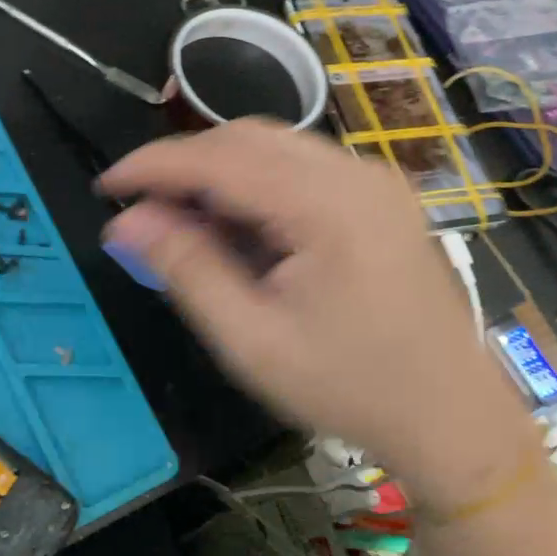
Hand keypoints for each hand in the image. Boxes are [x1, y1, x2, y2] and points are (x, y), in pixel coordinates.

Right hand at [99, 119, 531, 493]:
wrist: (451, 417)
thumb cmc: (348, 387)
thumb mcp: (251, 340)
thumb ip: (186, 270)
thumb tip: (126, 221)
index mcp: (325, 207)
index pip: (219, 159)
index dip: (153, 165)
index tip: (105, 185)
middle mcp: (355, 174)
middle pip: (247, 138)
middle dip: (184, 162)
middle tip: (141, 207)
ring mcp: (375, 182)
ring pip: (275, 146)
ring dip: (218, 169)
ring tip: (182, 218)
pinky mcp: (381, 198)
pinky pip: (303, 167)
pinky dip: (256, 181)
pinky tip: (237, 224)